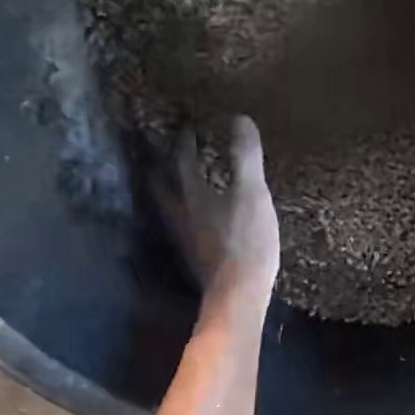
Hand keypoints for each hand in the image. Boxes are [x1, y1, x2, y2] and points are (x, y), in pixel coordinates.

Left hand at [167, 116, 280, 297]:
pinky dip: (185, 214)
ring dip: (171, 192)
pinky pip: (183, 227)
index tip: (187, 128)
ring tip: (179, 183)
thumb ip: (245, 157)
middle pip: (162, 187)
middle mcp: (180, 216)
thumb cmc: (246, 241)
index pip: (181, 161)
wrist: (238, 295)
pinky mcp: (195, 258)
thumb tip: (240, 118)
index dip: (184, 142)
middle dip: (164, 168)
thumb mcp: (253, 193)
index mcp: (192, 195)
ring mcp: (185, 240)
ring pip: (169, 208)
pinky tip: (198, 220)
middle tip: (167, 154)